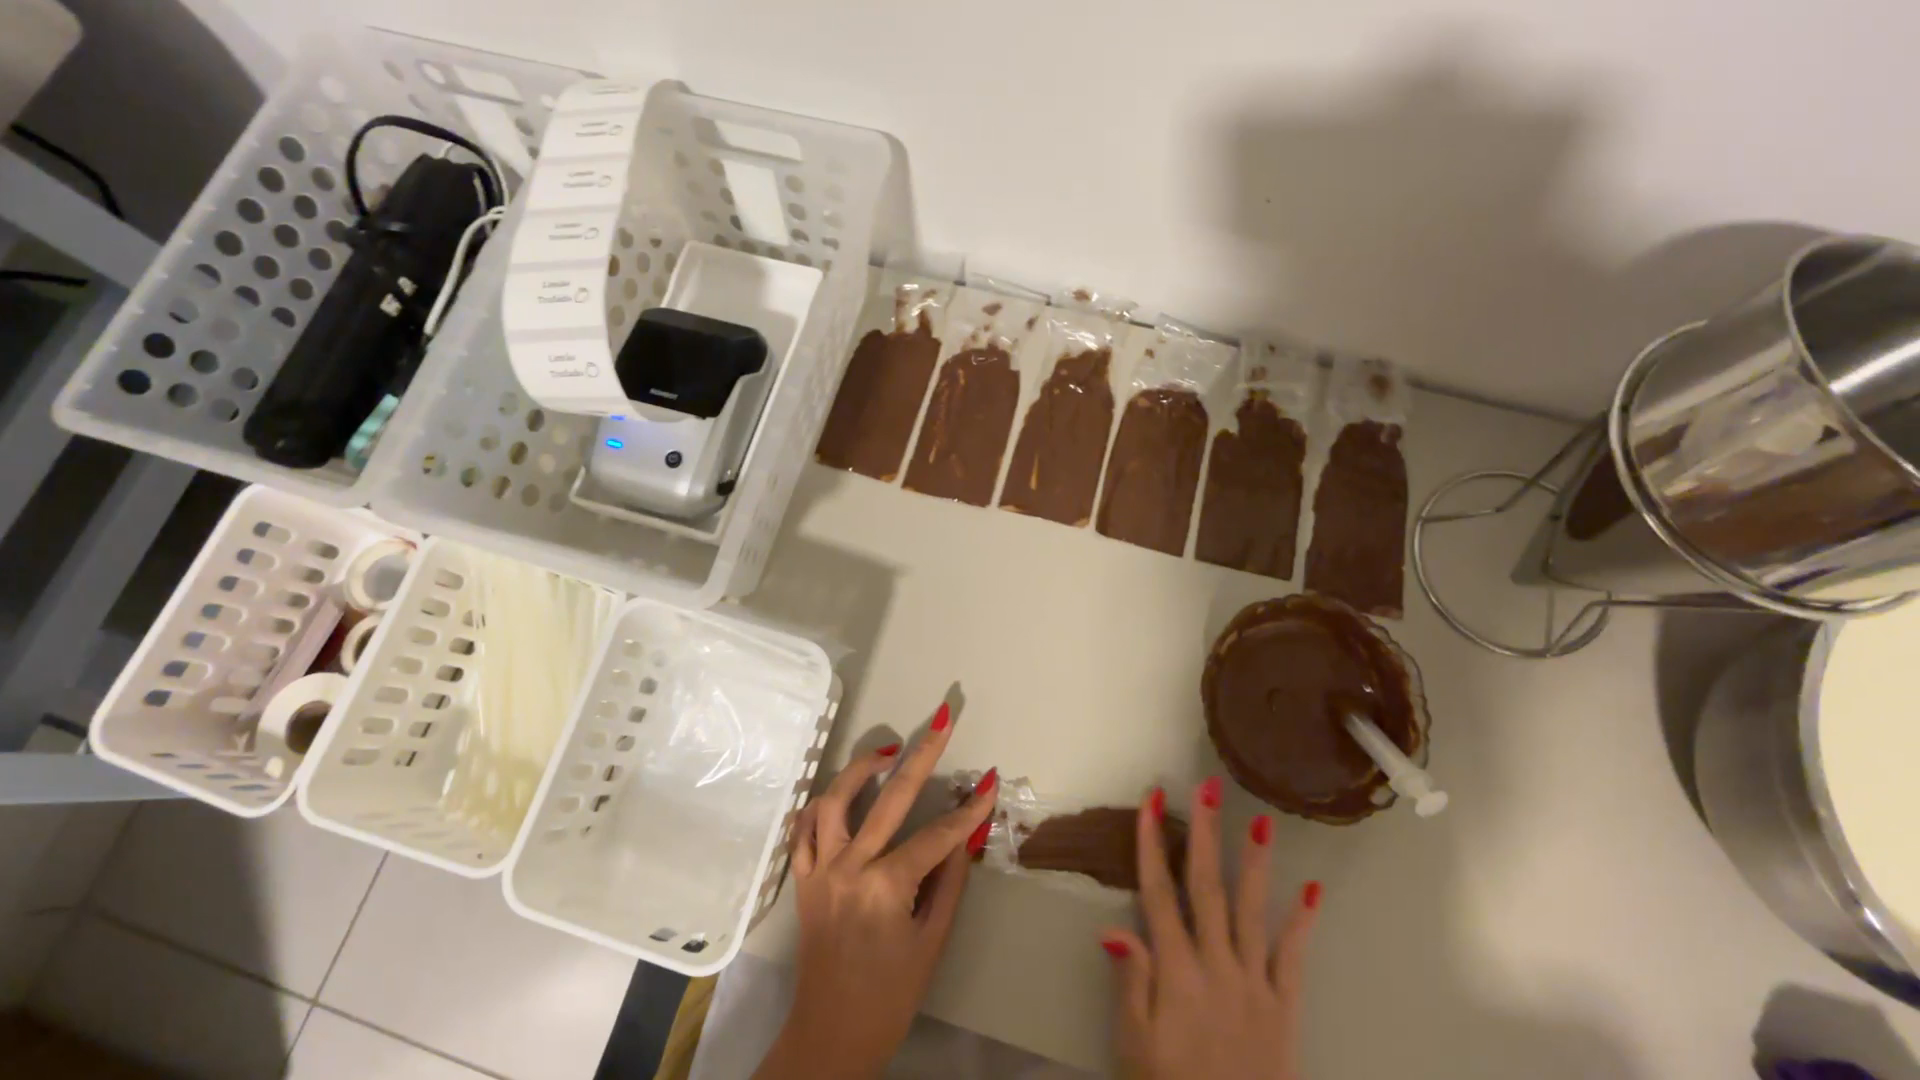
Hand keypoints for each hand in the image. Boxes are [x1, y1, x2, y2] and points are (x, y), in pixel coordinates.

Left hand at [754, 702, 998, 1079]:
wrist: (829, 1033)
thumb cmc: (889, 996)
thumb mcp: (931, 941)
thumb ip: (948, 882)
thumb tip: (965, 835)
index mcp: (885, 887)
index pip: (937, 836)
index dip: (968, 810)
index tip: (990, 780)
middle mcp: (849, 867)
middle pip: (891, 798)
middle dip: (922, 755)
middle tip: (941, 720)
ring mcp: (819, 869)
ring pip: (835, 800)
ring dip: (862, 768)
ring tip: (888, 749)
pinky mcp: (802, 879)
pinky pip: (804, 829)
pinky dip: (820, 804)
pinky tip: (841, 791)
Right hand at [1103, 778, 1320, 1079]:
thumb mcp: (1134, 1046)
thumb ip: (1130, 985)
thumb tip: (1111, 928)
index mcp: (1175, 972)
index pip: (1158, 894)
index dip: (1152, 844)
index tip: (1151, 800)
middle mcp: (1217, 965)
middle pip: (1208, 888)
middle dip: (1205, 833)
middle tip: (1209, 787)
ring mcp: (1255, 982)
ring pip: (1253, 910)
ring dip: (1255, 862)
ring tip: (1263, 819)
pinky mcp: (1284, 1005)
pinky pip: (1294, 956)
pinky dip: (1303, 920)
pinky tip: (1312, 887)